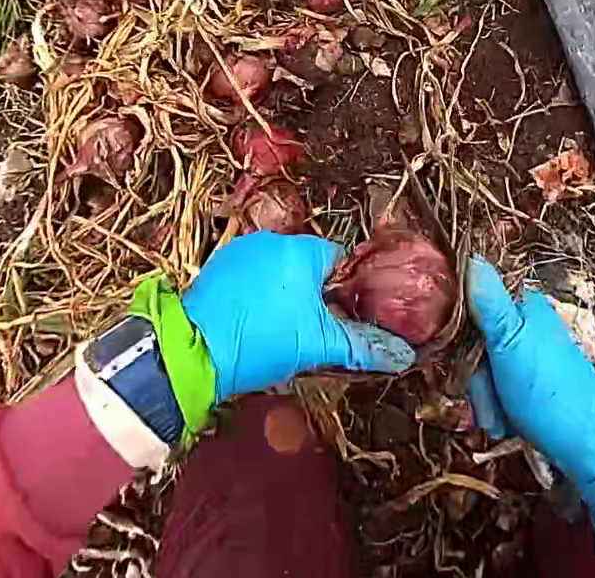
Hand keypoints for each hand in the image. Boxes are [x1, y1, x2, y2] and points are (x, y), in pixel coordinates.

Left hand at [182, 232, 414, 400]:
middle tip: (310, 327)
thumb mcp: (317, 344)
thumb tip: (402, 354)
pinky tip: (253, 319)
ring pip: (281, 269)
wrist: (192, 353)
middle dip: (314, 292)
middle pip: (310, 264)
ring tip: (279, 327)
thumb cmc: (263, 340)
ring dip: (286, 291)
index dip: (343, 290)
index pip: (340, 260)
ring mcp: (244, 250)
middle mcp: (274, 240)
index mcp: (303, 249)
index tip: (338, 316)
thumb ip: (361, 345)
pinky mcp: (220, 265)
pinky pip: (253, 273)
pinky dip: (258, 291)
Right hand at [465, 257, 594, 559]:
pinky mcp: (530, 377)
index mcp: (522, 303)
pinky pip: (498, 384)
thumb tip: (470, 255)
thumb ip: (489, 301)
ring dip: (484, 394)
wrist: (592, 448)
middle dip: (474, 372)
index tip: (456, 349)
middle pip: (475, 335)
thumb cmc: (549, 394)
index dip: (460, 323)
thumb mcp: (510, 343)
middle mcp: (525, 321)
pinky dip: (497, 404)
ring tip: (498, 418)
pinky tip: (505, 422)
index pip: (474, 294)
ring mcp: (528, 350)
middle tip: (486, 397)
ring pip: (483, 364)